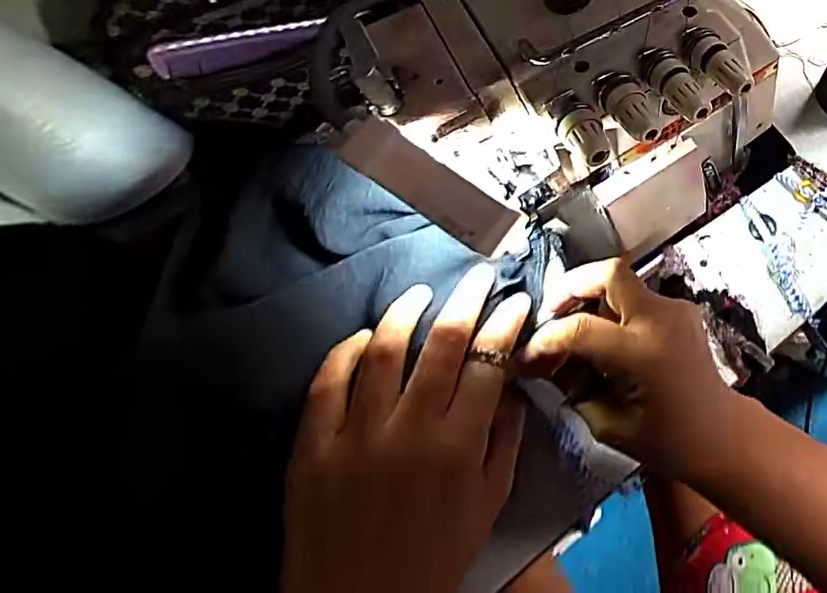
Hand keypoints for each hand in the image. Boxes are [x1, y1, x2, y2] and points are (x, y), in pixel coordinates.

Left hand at [281, 271, 529, 592]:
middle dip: (467, 299)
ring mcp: (355, 439)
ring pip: (382, 352)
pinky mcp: (310, 453)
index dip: (506, 321)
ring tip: (420, 294)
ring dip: (404, 313)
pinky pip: (325, 386)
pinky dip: (344, 353)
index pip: (489, 361)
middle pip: (442, 343)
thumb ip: (507, 433)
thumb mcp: (492, 496)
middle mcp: (410, 432)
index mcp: (459, 444)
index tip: (516, 300)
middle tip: (479, 276)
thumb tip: (513, 380)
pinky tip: (362, 338)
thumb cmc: (438, 551)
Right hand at [518, 259, 743, 482]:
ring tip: (571, 328)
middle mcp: (661, 318)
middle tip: (548, 312)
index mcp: (644, 352)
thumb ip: (575, 392)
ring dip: (591, 297)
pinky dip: (613, 308)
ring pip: (623, 282)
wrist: (720, 430)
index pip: (581, 329)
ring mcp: (675, 308)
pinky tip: (602, 337)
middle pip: (610, 273)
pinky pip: (638, 296)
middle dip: (572, 286)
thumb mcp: (611, 426)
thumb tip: (544, 368)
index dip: (545, 340)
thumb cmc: (668, 440)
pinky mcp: (680, 308)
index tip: (525, 356)